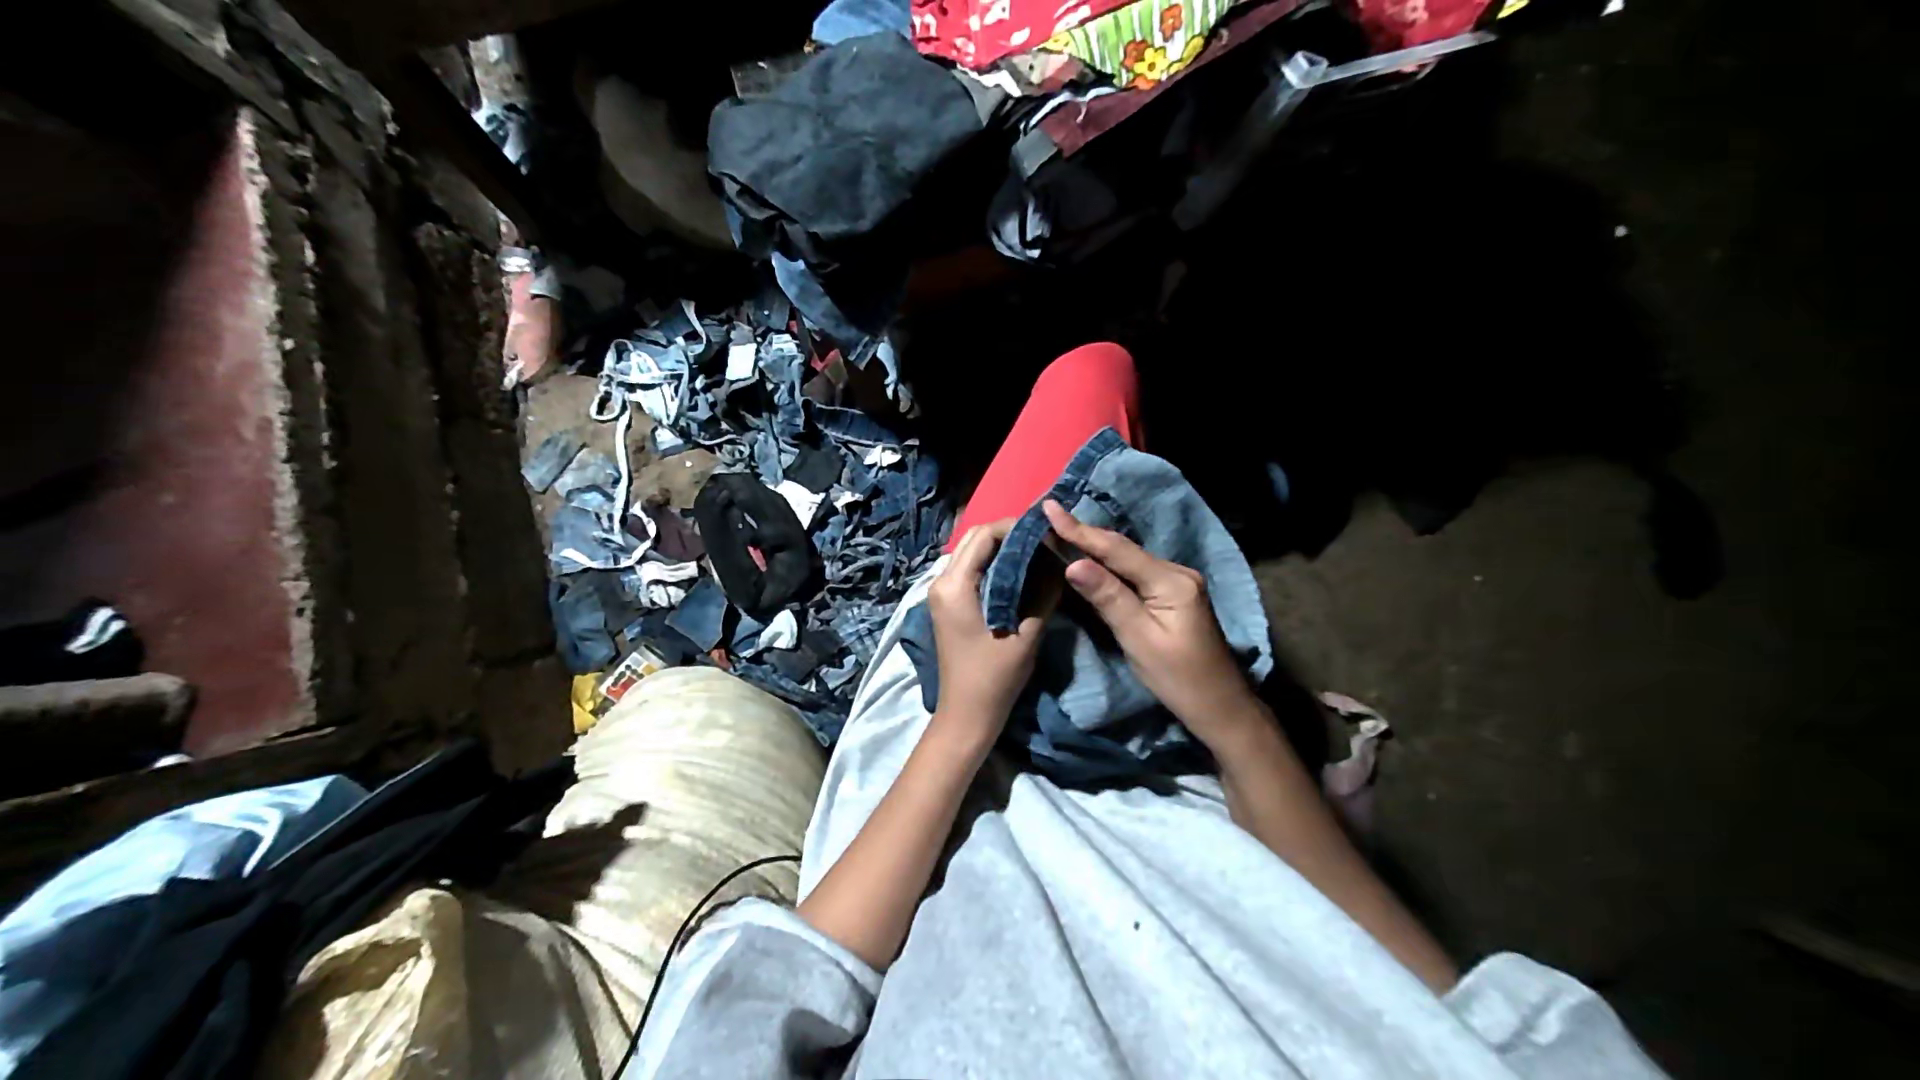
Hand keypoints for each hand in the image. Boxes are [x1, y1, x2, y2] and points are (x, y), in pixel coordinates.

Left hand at [926, 520, 1050, 744]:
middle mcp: (942, 582)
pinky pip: (971, 570)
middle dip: (1008, 534)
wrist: (966, 715)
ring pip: (972, 553)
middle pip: (975, 539)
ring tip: (1036, 553)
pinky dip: (993, 564)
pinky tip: (1019, 572)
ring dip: (1001, 548)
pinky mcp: (949, 604)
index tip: (1045, 533)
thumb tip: (1060, 563)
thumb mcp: (1026, 635)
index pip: (984, 535)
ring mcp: (942, 593)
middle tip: (1042, 542)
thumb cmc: (994, 678)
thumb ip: (1042, 594)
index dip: (1015, 527)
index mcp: (955, 585)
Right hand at [1042, 500, 1259, 742]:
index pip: (1116, 549)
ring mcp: (1178, 582)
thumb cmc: (1178, 679)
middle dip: (1085, 532)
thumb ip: (1108, 598)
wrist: (1220, 707)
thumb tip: (1073, 563)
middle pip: (1123, 549)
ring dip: (1095, 545)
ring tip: (1061, 529)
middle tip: (1050, 514)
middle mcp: (1177, 572)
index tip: (1049, 508)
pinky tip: (1091, 557)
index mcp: (1171, 581)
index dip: (1080, 529)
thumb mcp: (1139, 639)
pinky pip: (1136, 571)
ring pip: (1129, 558)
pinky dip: (1110, 563)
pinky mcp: (1174, 594)